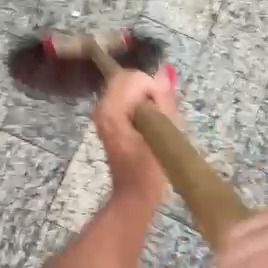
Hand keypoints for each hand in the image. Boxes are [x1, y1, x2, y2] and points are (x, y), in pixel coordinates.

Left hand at [90, 67, 175, 206]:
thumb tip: (165, 72)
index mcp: (113, 110)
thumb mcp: (164, 133)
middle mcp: (102, 107)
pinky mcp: (107, 120)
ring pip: (125, 87)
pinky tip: (147, 123)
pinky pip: (124, 98)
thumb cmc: (150, 169)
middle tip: (160, 112)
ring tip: (154, 120)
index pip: (135, 78)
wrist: (133, 195)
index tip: (163, 110)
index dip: (154, 89)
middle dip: (147, 89)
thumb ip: (164, 100)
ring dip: (143, 96)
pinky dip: (138, 103)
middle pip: (127, 78)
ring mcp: (102, 113)